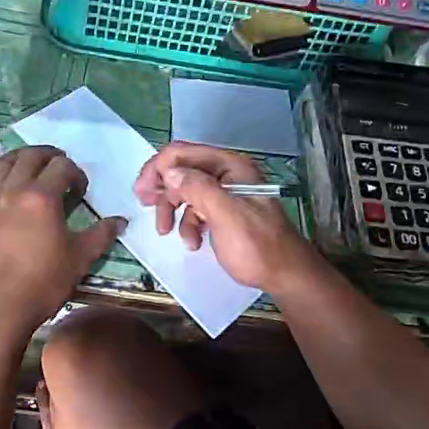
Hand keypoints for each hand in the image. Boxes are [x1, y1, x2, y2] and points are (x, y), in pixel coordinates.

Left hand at [0, 146, 123, 334]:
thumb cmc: (42, 282)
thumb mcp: (79, 259)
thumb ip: (101, 235)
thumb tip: (120, 221)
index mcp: (42, 197)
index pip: (62, 167)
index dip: (76, 173)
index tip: (80, 191)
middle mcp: (13, 189)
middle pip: (30, 156)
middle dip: (49, 156)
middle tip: (60, 166)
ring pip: (3, 163)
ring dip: (20, 157)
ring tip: (31, 164)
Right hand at [133, 142, 315, 291]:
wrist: (285, 275)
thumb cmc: (258, 246)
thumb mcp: (225, 215)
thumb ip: (197, 188)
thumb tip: (169, 171)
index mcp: (231, 166)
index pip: (184, 153)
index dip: (159, 168)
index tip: (143, 191)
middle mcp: (228, 174)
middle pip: (183, 170)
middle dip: (164, 189)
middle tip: (145, 206)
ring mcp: (227, 194)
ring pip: (187, 192)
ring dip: (174, 210)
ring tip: (166, 232)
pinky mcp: (225, 214)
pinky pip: (197, 211)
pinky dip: (189, 225)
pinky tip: (192, 242)